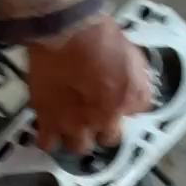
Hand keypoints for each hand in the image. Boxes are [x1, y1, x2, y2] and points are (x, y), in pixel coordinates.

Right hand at [27, 16, 151, 154]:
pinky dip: (49, 140)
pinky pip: (47, 143)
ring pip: (78, 148)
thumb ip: (136, 81)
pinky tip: (48, 131)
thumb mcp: (134, 56)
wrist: (68, 37)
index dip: (128, 107)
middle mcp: (103, 119)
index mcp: (129, 99)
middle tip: (96, 118)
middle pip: (108, 140)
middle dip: (105, 130)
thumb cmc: (103, 39)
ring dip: (78, 139)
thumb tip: (131, 97)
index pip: (137, 114)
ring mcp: (74, 124)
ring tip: (71, 128)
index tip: (119, 101)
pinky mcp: (48, 122)